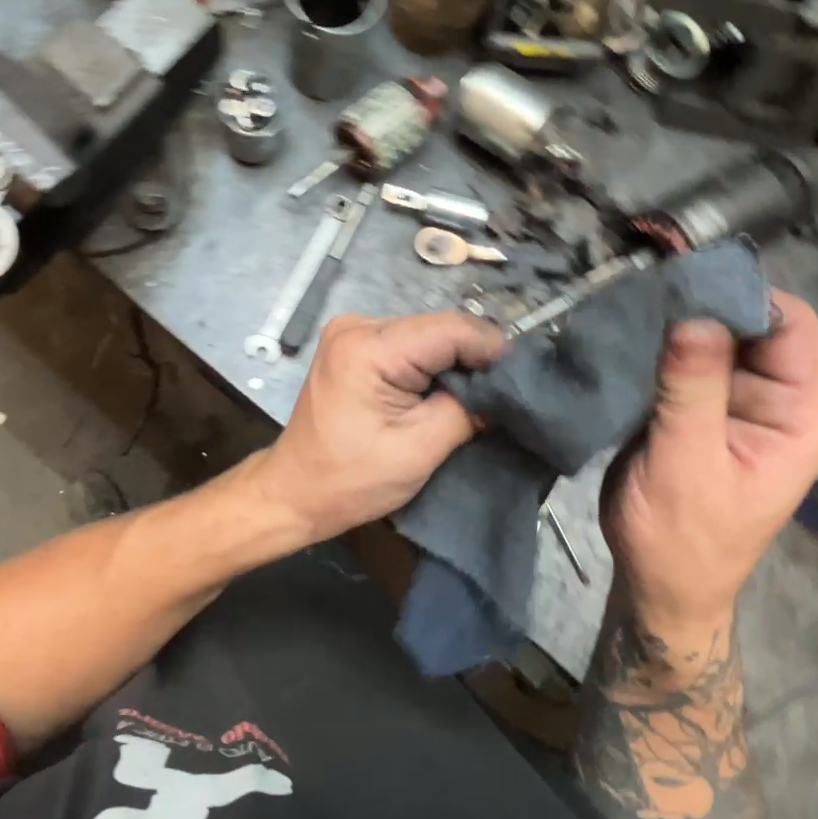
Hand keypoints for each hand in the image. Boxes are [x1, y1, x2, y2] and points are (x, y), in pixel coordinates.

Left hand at [250, 311, 505, 542]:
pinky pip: (407, 347)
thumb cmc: (350, 480)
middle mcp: (356, 326)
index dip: (492, 351)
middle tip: (504, 396)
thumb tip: (507, 388)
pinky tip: (443, 394)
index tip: (522, 381)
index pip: (451, 329)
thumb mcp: (419, 449)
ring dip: (453, 365)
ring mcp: (351, 333)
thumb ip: (469, 409)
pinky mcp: (352, 347)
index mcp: (368, 346)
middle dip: (474, 360)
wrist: (294, 492)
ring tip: (478, 399)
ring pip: (426, 337)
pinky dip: (429, 369)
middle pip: (438, 329)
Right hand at [602, 291, 817, 629]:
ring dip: (672, 328)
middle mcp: (776, 399)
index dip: (743, 297)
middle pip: (748, 326)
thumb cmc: (681, 537)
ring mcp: (734, 404)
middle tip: (645, 293)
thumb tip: (694, 314)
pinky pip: (680, 365)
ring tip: (627, 313)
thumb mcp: (686, 464)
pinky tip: (623, 341)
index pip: (789, 327)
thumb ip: (692, 391)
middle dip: (701, 308)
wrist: (656, 584)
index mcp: (800, 413)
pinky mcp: (695, 411)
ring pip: (710, 341)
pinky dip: (655, 352)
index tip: (684, 281)